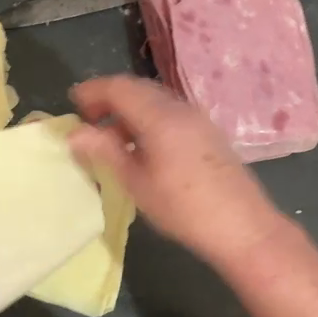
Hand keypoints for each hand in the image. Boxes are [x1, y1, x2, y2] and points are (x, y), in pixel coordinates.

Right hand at [68, 75, 283, 266]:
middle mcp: (179, 108)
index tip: (72, 102)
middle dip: (109, 97)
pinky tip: (141, 145)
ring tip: (111, 134)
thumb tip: (74, 133)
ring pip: (155, 99)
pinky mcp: (208, 132)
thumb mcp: (136, 182)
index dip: (93, 90)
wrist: (244, 228)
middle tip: (88, 116)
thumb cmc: (183, 208)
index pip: (119, 87)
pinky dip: (147, 117)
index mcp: (159, 116)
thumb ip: (104, 151)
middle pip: (137, 88)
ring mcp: (197, 119)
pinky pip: (169, 111)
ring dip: (129, 108)